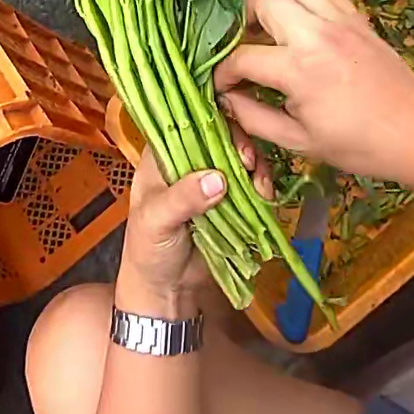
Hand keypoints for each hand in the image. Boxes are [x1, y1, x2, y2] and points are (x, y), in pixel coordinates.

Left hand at [116, 129, 270, 317]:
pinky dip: (260, 185)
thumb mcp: (156, 221)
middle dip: (239, 144)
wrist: (167, 291)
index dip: (209, 121)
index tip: (229, 134)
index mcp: (161, 156)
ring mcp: (210, 179)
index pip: (185, 122)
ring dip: (255, 165)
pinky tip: (265, 195)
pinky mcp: (231, 199)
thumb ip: (183, 198)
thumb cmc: (148, 250)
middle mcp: (187, 161)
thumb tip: (218, 178)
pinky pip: (250, 182)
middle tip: (249, 162)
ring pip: (238, 156)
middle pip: (219, 135)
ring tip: (260, 185)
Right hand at [214, 0, 413, 181]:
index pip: (242, 57)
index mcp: (298, 70)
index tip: (223, 86)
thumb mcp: (298, 141)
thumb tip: (227, 99)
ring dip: (274, 1)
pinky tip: (301, 20)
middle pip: (262, 0)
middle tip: (243, 44)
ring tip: (269, 27)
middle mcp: (315, 34)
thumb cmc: (358, 145)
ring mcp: (339, 20)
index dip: (224, 73)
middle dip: (242, 20)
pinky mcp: (357, 18)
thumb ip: (254, 117)